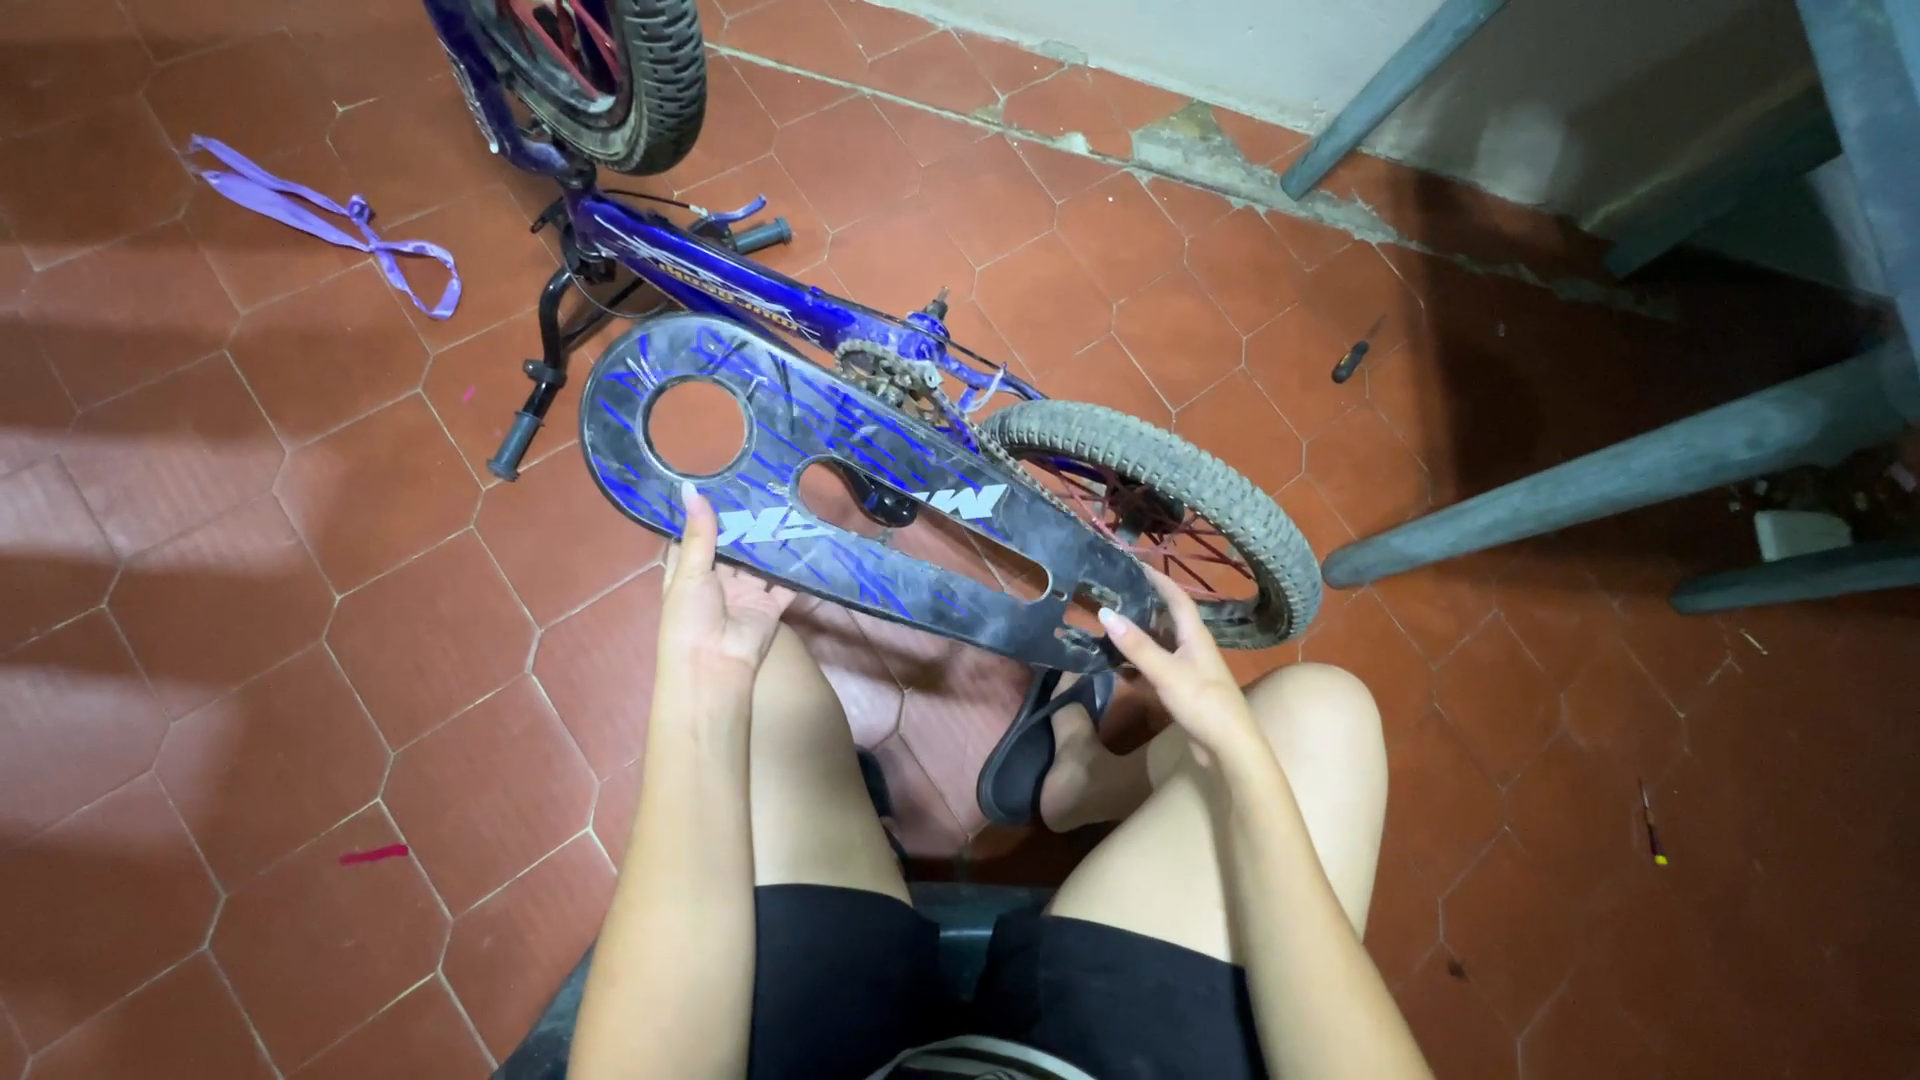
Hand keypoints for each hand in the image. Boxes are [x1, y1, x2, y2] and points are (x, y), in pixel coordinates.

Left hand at [657, 482, 795, 697]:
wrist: (714, 666)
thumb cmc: (689, 618)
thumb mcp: (689, 572)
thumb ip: (699, 533)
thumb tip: (690, 488)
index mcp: (689, 573)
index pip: (696, 537)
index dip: (706, 514)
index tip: (722, 484)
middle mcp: (718, 581)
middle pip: (733, 547)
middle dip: (745, 524)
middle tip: (763, 490)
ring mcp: (746, 593)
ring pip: (760, 563)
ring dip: (770, 543)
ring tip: (787, 509)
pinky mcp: (770, 606)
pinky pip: (785, 584)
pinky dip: (795, 569)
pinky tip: (806, 544)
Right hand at [1097, 569, 1263, 765]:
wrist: (1228, 747)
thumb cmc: (1203, 703)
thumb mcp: (1166, 672)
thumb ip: (1136, 645)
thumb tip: (1105, 612)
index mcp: (1195, 635)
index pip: (1176, 597)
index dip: (1158, 579)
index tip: (1134, 564)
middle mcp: (1192, 646)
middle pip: (1166, 617)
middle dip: (1142, 603)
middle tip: (1112, 593)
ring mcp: (1188, 668)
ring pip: (1159, 643)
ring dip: (1137, 634)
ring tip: (1108, 624)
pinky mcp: (1182, 689)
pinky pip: (1155, 666)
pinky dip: (1137, 662)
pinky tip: (1118, 665)